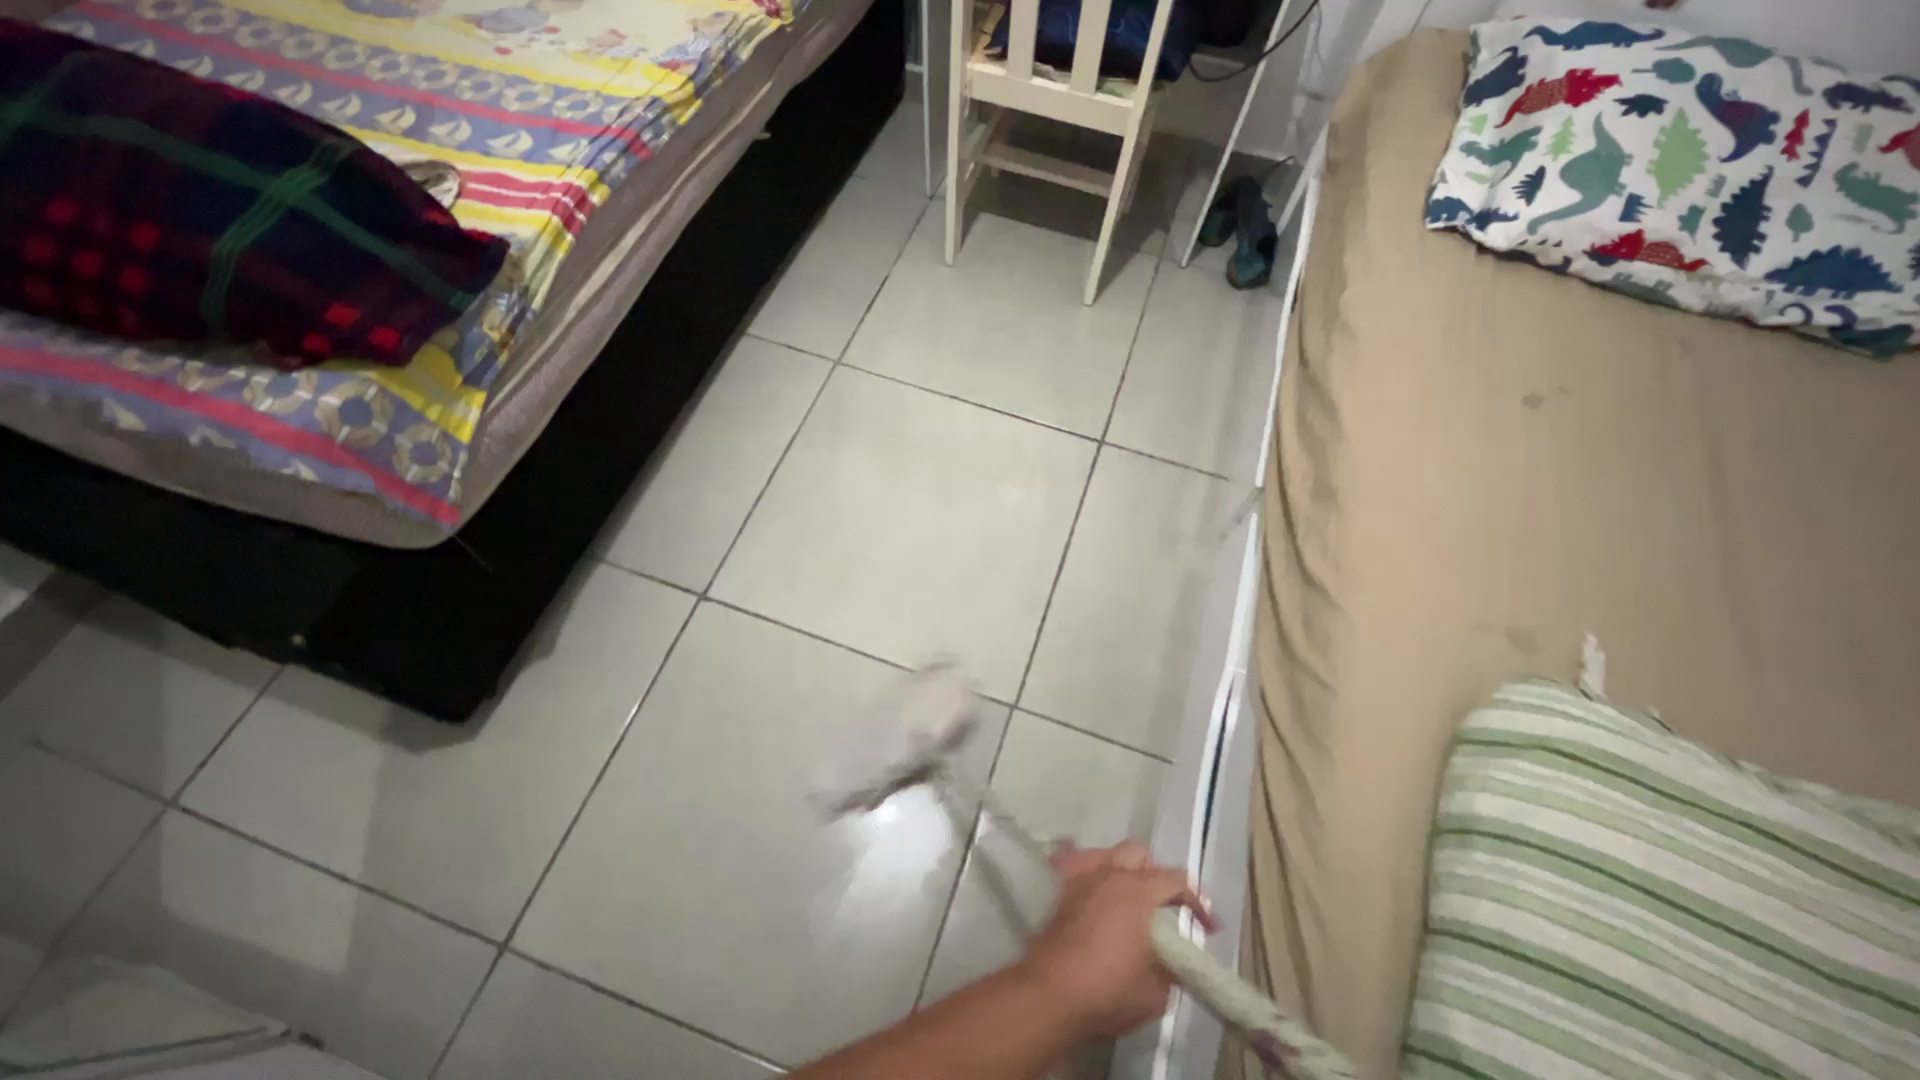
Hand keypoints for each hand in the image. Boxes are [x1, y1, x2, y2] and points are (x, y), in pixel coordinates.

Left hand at [1016, 842, 1217, 1038]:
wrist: (1050, 993)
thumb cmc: (1108, 991)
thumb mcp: (1156, 992)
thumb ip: (1169, 969)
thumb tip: (1170, 963)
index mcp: (1138, 892)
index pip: (1176, 880)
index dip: (1196, 901)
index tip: (1207, 926)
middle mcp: (1109, 874)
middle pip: (1139, 855)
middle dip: (1157, 874)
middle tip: (1166, 905)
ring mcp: (1080, 879)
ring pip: (1107, 854)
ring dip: (1124, 869)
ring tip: (1131, 895)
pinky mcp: (1059, 893)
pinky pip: (1075, 865)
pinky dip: (1090, 872)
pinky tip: (1095, 889)